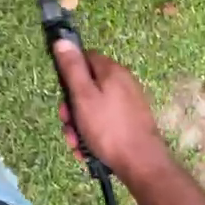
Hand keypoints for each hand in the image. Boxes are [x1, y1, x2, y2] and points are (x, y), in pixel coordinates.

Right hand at [52, 40, 173, 179]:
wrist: (141, 164)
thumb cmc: (108, 128)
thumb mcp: (83, 96)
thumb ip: (72, 68)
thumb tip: (62, 40)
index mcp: (112, 71)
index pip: (85, 58)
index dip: (69, 74)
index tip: (62, 95)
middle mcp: (123, 82)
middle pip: (88, 86)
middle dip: (72, 107)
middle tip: (68, 124)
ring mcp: (128, 103)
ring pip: (94, 107)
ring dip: (80, 124)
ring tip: (77, 144)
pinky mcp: (131, 121)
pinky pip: (105, 121)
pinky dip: (94, 133)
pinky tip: (88, 150)